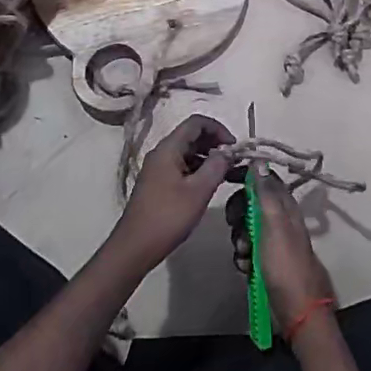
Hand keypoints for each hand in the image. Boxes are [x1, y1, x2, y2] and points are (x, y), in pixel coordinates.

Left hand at [113, 115, 234, 269]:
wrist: (136, 247)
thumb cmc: (168, 216)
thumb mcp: (198, 191)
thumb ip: (217, 166)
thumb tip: (228, 151)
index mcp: (168, 149)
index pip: (196, 123)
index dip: (219, 129)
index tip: (235, 147)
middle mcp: (161, 153)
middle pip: (192, 135)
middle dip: (215, 143)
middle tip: (234, 160)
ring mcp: (158, 169)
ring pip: (188, 152)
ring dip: (208, 157)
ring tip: (227, 173)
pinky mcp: (159, 183)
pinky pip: (182, 166)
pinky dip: (199, 169)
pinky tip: (210, 185)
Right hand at [229, 169, 333, 323]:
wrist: (297, 310)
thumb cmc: (285, 264)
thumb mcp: (274, 224)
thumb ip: (266, 193)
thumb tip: (260, 161)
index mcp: (286, 206)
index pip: (264, 179)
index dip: (246, 176)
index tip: (227, 179)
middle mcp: (280, 220)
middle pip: (251, 204)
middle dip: (238, 214)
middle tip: (235, 225)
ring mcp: (272, 242)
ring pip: (245, 228)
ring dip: (239, 239)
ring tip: (244, 254)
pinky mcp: (265, 261)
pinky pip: (246, 250)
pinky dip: (243, 257)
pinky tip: (245, 268)